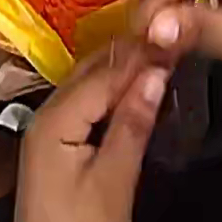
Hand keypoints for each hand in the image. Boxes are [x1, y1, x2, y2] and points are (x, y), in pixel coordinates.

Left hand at [15, 44, 169, 221]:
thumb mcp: (111, 184)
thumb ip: (133, 123)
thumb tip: (157, 72)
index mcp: (54, 118)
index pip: (106, 73)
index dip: (141, 55)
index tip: (174, 37)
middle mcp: (47, 112)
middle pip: (94, 69)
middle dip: (133, 54)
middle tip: (171, 40)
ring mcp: (49, 126)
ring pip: (92, 81)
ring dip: (125, 68)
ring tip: (161, 56)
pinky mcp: (57, 141)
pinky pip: (89, 99)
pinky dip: (115, 88)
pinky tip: (137, 86)